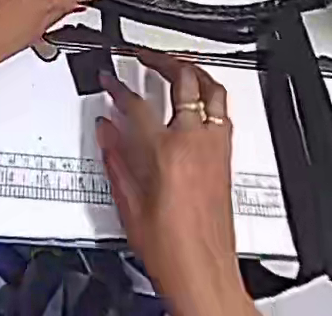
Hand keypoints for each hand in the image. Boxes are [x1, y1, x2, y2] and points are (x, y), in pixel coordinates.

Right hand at [98, 54, 254, 315]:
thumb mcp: (129, 205)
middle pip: (182, 79)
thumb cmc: (171, 251)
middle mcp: (195, 141)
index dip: (118, 86)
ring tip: (174, 62)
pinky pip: (223, 109)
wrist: (204, 275)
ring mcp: (214, 145)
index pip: (136, 103)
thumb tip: (105, 128)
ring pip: (211, 87)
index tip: (109, 79)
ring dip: (191, 69)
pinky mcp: (226, 154)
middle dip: (159, 60)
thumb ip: (115, 159)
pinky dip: (210, 92)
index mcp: (166, 152)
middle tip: (142, 56)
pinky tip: (199, 94)